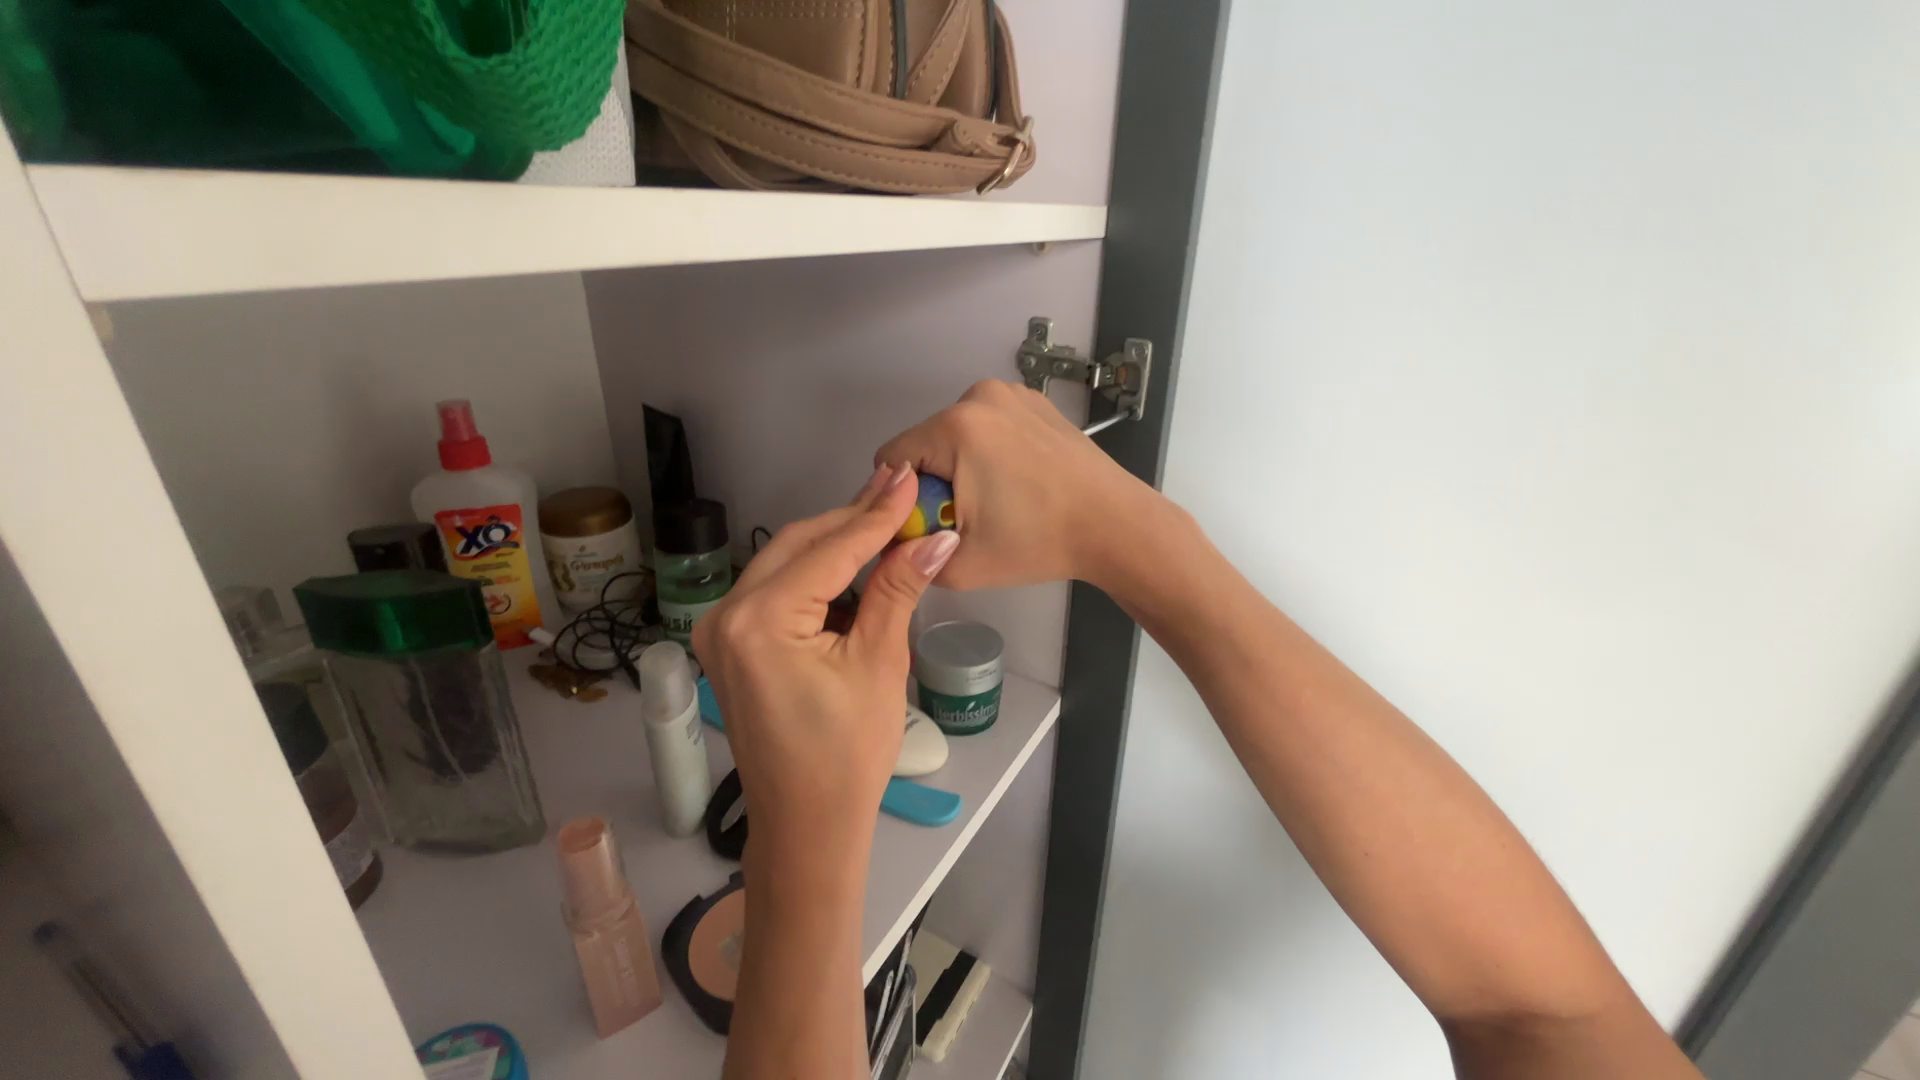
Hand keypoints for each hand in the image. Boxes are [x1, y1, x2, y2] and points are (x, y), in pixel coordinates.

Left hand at [694, 463, 961, 850]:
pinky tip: (854, 566)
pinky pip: (776, 591)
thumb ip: (898, 588)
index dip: (876, 513)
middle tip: (900, 493)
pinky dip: (815, 576)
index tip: (911, 478)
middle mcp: (725, 614)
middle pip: (798, 545)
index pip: (829, 550)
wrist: (807, 824)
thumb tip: (936, 537)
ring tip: (886, 524)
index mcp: (759, 621)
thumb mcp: (879, 663)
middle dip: (851, 520)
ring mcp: (720, 630)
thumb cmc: (848, 754)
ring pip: (785, 563)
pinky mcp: (730, 645)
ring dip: (834, 546)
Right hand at [875, 379, 1170, 591]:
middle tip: (971, 518)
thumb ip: (909, 553)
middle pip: (924, 445)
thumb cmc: (1040, 543)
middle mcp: (979, 396)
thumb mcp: (960, 565)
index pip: (891, 460)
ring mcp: (1011, 394)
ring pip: (954, 435)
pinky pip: (987, 426)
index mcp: (956, 427)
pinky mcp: (1033, 402)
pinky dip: (989, 452)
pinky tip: (1018, 482)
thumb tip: (889, 540)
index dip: (902, 499)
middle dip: (935, 482)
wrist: (1115, 526)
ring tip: (998, 500)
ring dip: (961, 467)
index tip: (933, 524)